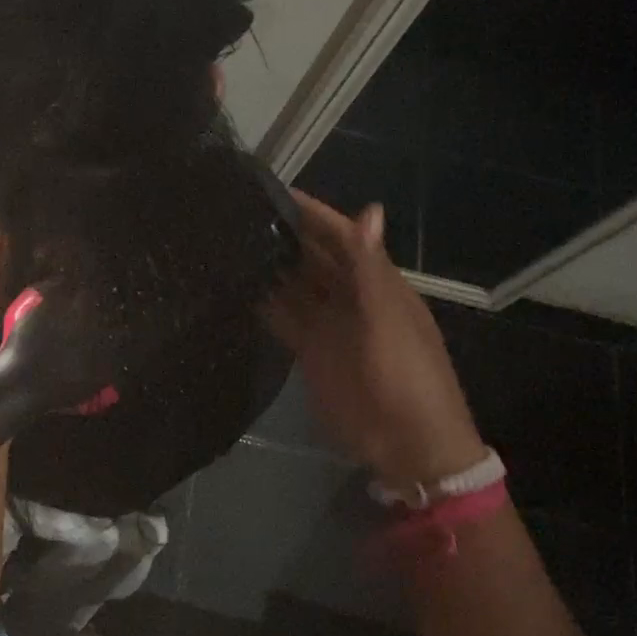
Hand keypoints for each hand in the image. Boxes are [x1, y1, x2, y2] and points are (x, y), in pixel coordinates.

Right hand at [266, 191, 486, 487]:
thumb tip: (368, 209)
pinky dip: (265, 304)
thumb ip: (370, 268)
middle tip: (239, 214)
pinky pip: (285, 320)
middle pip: (315, 259)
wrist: (406, 442)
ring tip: (230, 245)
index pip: (341, 238)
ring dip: (270, 269)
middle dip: (285, 237)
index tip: (273, 192)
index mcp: (377, 284)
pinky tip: (237, 289)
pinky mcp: (311, 353)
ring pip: (296, 287)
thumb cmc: (406, 377)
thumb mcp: (388, 320)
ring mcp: (330, 326)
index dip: (312, 215)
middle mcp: (351, 298)